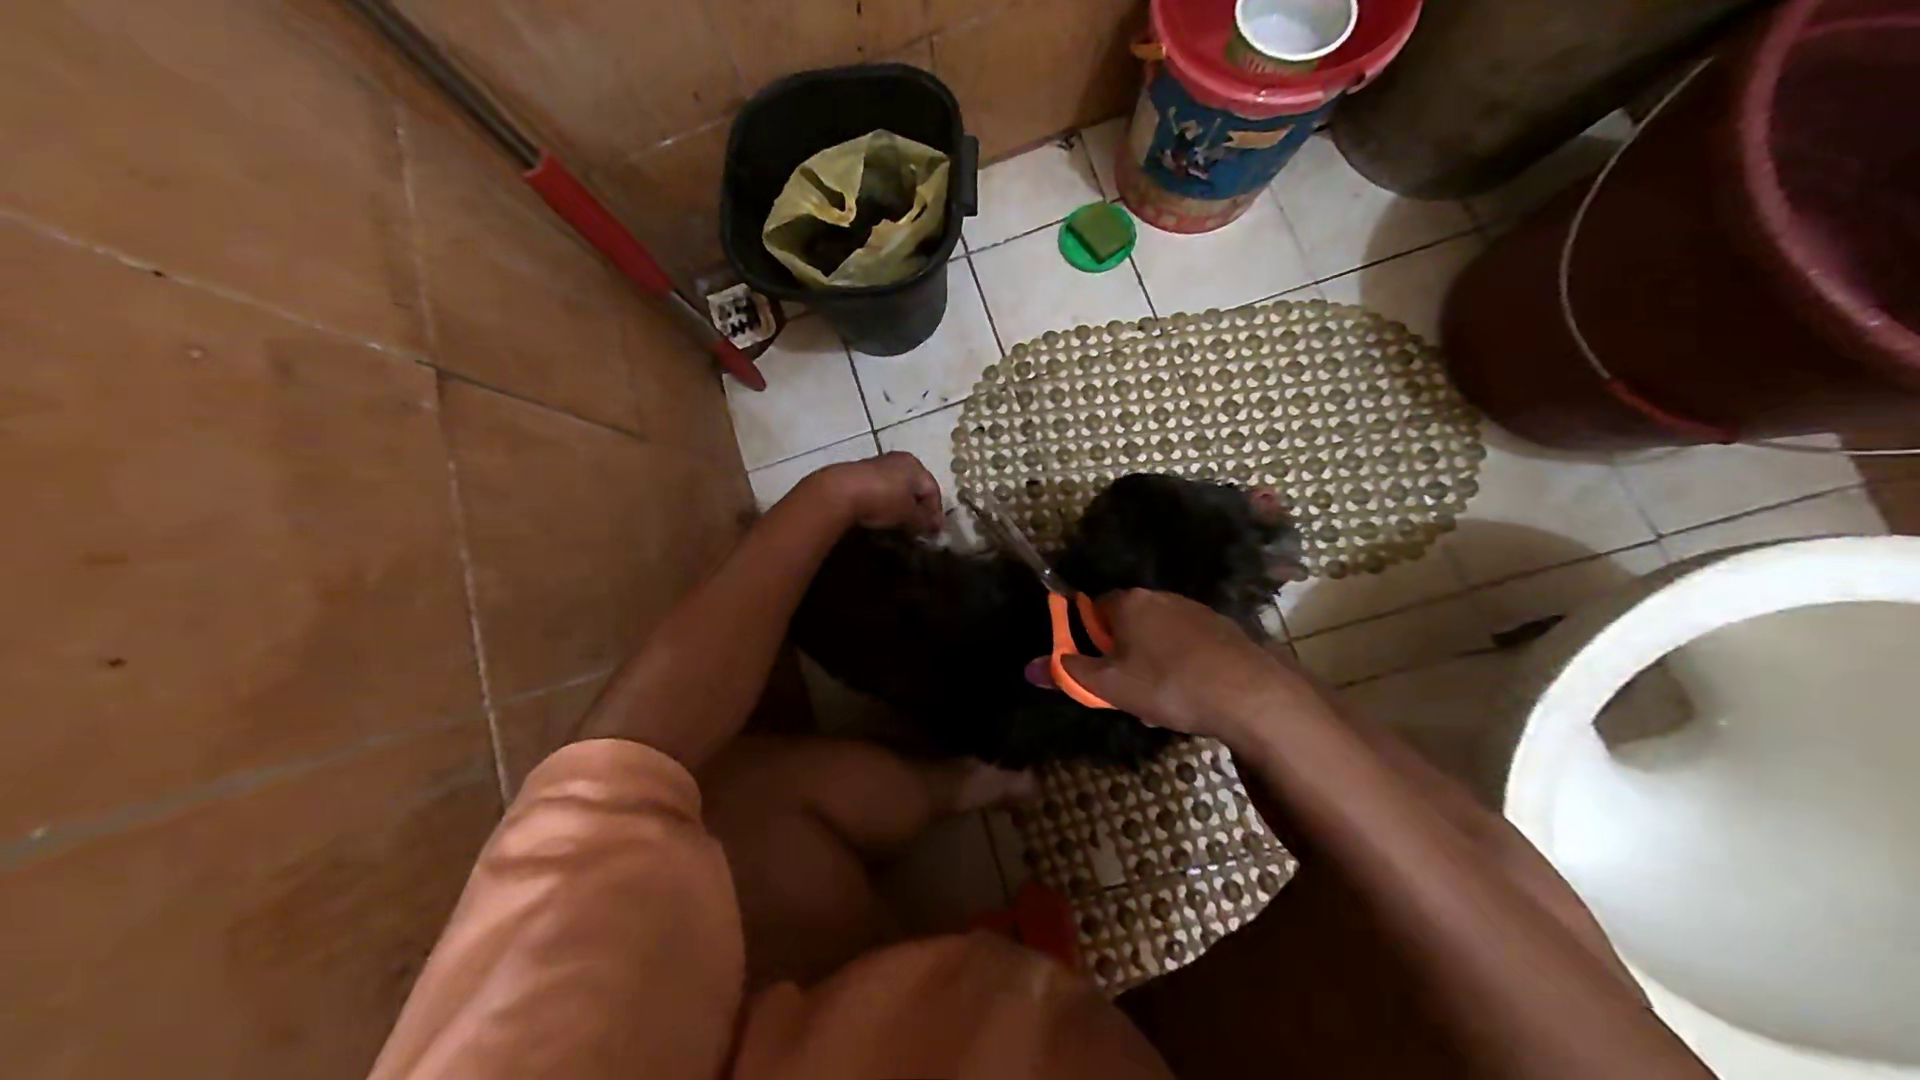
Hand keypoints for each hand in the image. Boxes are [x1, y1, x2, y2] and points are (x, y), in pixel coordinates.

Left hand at [808, 452, 943, 534]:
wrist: (839, 492)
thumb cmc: (882, 500)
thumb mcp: (909, 515)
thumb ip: (925, 521)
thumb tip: (935, 528)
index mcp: (915, 466)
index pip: (933, 491)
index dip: (936, 514)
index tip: (934, 533)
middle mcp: (899, 460)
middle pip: (915, 488)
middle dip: (919, 510)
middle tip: (918, 530)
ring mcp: (878, 464)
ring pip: (898, 489)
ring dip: (902, 507)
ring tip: (900, 525)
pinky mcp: (860, 473)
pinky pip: (881, 490)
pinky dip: (885, 503)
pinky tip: (881, 516)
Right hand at [1060, 589, 1324, 742]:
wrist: (1251, 694)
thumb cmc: (1169, 685)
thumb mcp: (1110, 686)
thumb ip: (1068, 673)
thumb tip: (1028, 668)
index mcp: (1128, 602)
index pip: (1092, 609)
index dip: (1087, 641)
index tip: (1096, 671)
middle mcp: (1160, 596)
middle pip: (1125, 623)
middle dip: (1120, 656)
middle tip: (1125, 693)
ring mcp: (1195, 610)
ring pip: (1156, 637)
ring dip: (1149, 664)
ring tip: (1158, 703)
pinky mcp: (1221, 629)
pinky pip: (1185, 645)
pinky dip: (1178, 666)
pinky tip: (1188, 696)